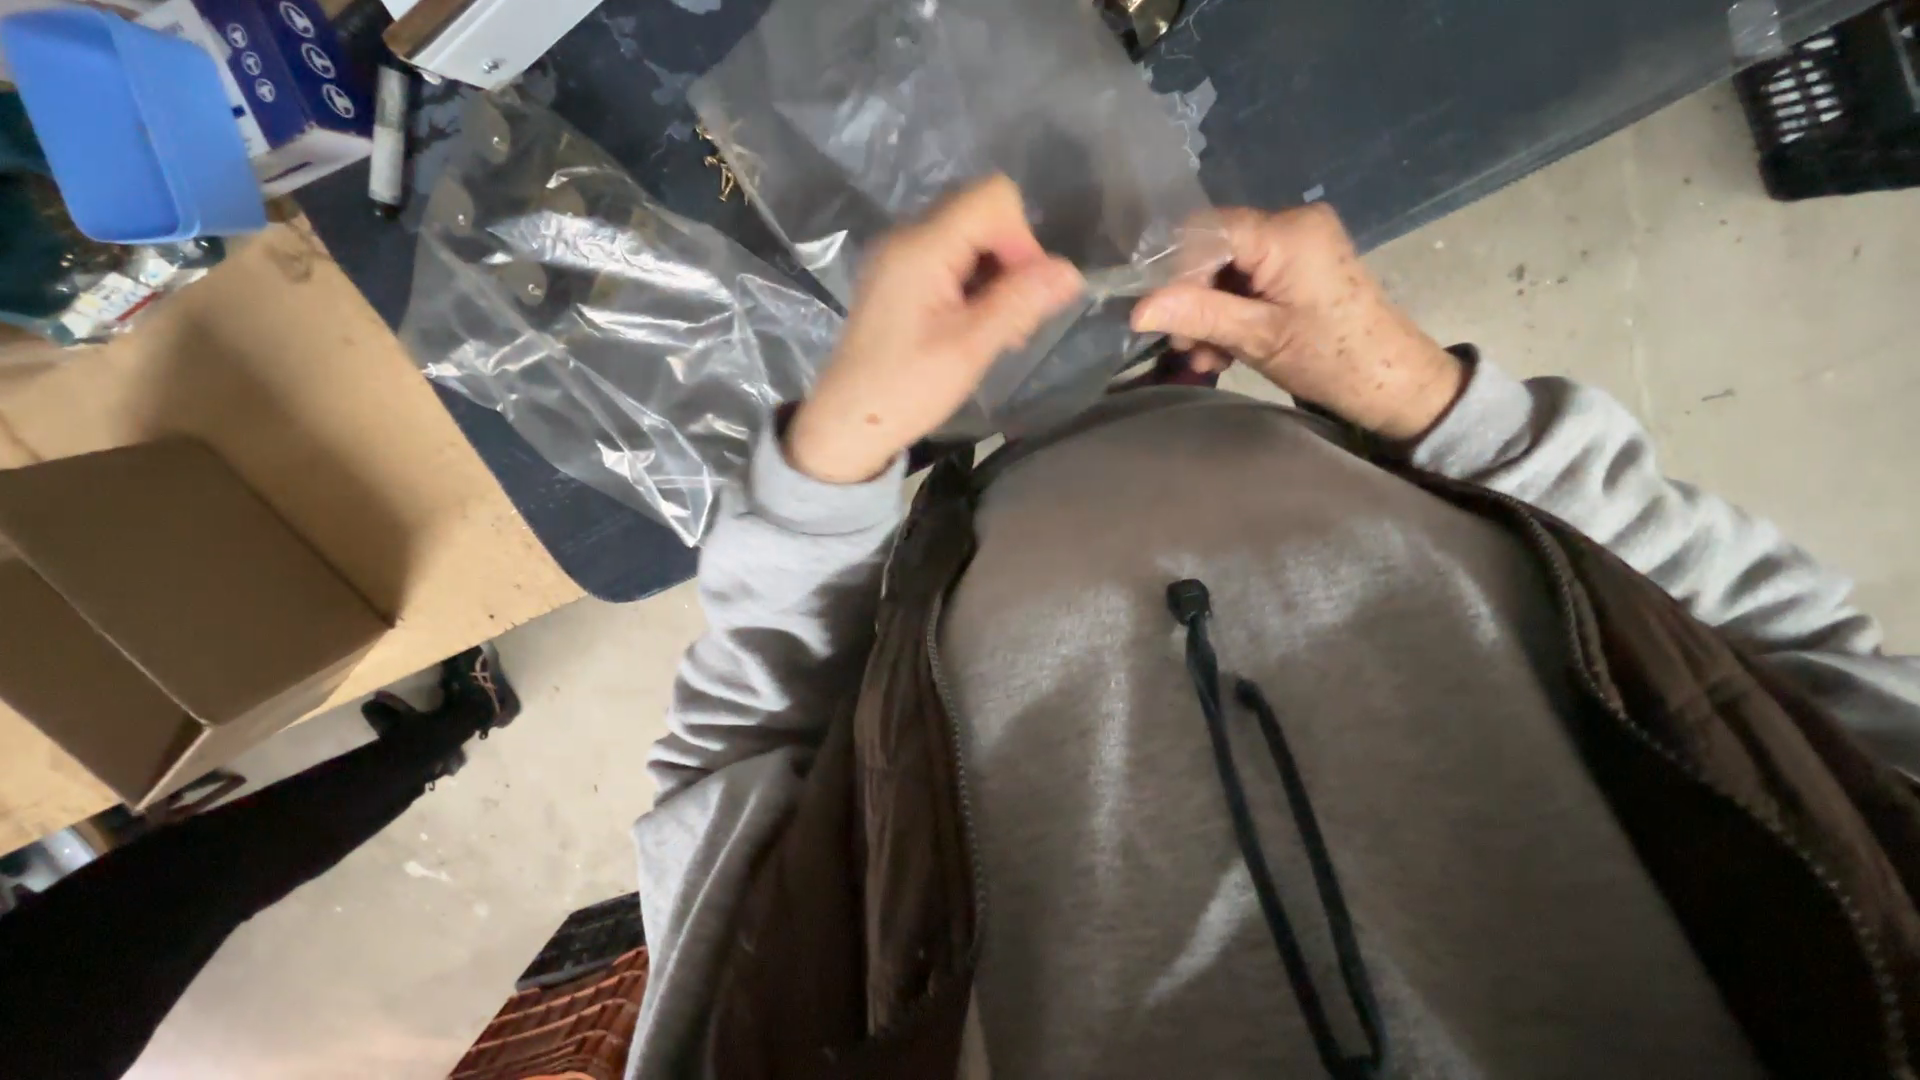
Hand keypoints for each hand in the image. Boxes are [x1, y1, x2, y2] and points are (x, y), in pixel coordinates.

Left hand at [785, 176, 1084, 483]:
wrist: (848, 424)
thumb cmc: (906, 389)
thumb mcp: (971, 348)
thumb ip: (1021, 302)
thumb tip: (1071, 271)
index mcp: (921, 246)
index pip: (993, 197)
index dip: (1023, 238)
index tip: (1025, 292)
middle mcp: (905, 238)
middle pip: (981, 214)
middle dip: (1011, 259)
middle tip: (1016, 319)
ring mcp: (898, 257)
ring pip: (968, 238)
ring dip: (995, 276)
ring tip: (998, 331)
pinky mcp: (896, 279)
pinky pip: (947, 260)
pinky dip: (972, 284)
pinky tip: (975, 327)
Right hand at [1131, 204, 1464, 439]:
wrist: (1392, 381)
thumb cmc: (1332, 359)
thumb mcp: (1257, 338)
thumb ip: (1197, 316)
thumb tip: (1136, 311)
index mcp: (1288, 233)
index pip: (1206, 231)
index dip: (1175, 271)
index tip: (1162, 316)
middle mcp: (1292, 223)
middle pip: (1214, 249)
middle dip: (1191, 299)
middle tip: (1186, 347)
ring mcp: (1297, 243)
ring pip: (1226, 269)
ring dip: (1207, 314)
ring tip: (1206, 357)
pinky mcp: (1298, 264)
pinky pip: (1247, 278)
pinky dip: (1230, 312)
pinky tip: (1224, 348)